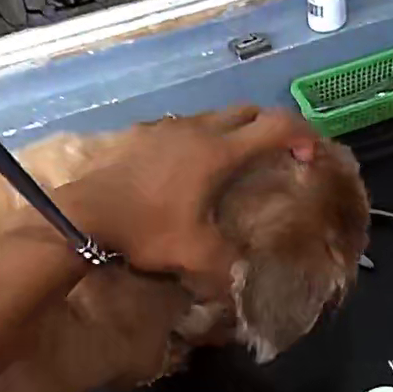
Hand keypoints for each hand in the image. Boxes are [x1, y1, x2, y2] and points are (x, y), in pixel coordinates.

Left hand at [45, 107, 319, 287]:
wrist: (83, 217)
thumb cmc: (144, 231)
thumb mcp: (195, 256)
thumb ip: (231, 265)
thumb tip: (249, 280)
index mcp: (218, 153)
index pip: (275, 126)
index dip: (302, 135)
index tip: (310, 156)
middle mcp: (198, 130)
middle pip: (250, 111)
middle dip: (273, 127)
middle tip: (281, 155)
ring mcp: (169, 127)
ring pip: (218, 115)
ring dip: (239, 131)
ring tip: (242, 163)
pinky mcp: (146, 134)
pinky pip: (189, 126)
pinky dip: (207, 137)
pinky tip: (196, 168)